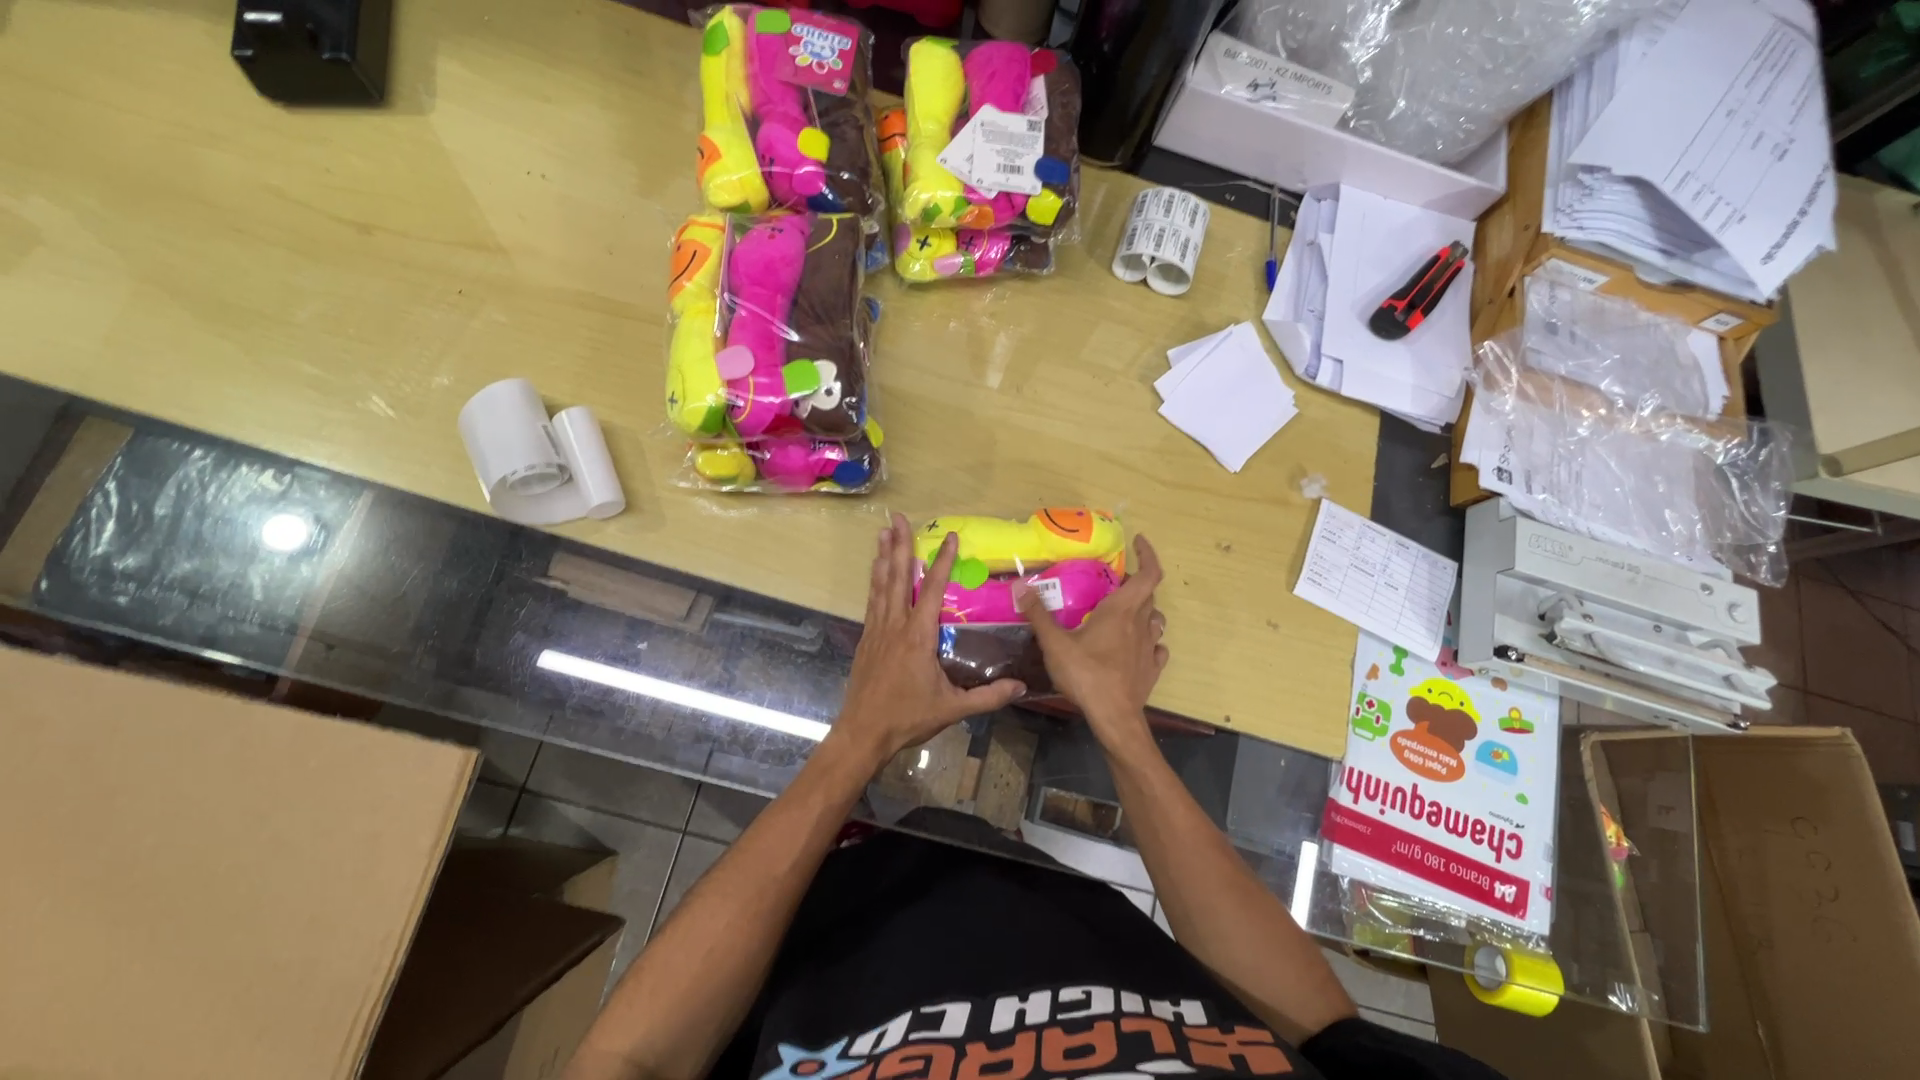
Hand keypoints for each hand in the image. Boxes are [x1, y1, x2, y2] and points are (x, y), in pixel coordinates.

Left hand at [833, 513, 1025, 767]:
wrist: (863, 732)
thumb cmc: (907, 719)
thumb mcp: (952, 709)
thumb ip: (988, 697)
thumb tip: (1021, 687)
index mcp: (918, 637)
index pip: (932, 591)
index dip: (943, 562)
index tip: (950, 537)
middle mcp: (895, 626)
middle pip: (898, 578)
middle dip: (900, 545)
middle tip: (897, 517)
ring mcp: (878, 631)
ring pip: (881, 585)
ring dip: (883, 557)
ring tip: (883, 532)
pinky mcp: (867, 640)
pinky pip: (872, 601)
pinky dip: (875, 582)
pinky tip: (876, 571)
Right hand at [1015, 534, 1166, 753]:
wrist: (1114, 717)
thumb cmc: (1086, 675)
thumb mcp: (1055, 643)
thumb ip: (1039, 614)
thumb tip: (1021, 586)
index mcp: (1122, 610)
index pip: (1149, 574)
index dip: (1148, 555)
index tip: (1138, 542)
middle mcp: (1141, 624)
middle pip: (1149, 595)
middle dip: (1135, 584)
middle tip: (1113, 582)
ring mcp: (1150, 648)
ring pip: (1155, 620)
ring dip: (1144, 611)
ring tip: (1124, 613)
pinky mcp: (1152, 670)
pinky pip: (1157, 649)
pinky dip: (1149, 642)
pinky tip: (1136, 647)